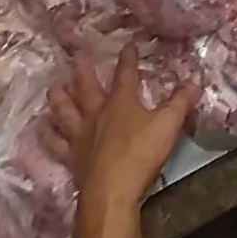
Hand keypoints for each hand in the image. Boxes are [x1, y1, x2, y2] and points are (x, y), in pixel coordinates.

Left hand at [44, 47, 198, 219]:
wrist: (110, 193)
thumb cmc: (140, 155)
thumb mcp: (168, 125)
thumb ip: (181, 102)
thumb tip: (195, 81)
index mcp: (120, 102)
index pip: (124, 74)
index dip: (127, 58)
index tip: (128, 45)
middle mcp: (96, 114)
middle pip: (86, 86)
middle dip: (83, 69)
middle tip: (78, 54)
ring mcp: (79, 136)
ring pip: (64, 111)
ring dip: (59, 97)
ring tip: (54, 86)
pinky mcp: (71, 159)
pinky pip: (55, 145)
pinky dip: (47, 136)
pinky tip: (42, 131)